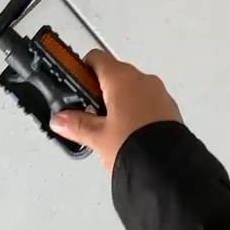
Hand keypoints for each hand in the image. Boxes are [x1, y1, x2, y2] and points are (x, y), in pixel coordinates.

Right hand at [49, 49, 181, 171]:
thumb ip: (76, 125)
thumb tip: (59, 119)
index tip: (76, 84)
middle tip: (91, 112)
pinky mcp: (170, 108)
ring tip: (112, 128)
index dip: (83, 69)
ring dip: (121, 101)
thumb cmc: (132, 145)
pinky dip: (138, 110)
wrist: (169, 170)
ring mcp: (158, 92)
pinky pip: (148, 101)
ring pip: (133, 88)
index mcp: (121, 77)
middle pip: (114, 73)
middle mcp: (141, 78)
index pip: (96, 58)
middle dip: (101, 90)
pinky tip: (132, 133)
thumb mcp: (98, 137)